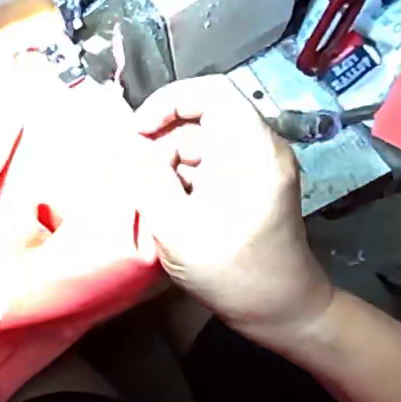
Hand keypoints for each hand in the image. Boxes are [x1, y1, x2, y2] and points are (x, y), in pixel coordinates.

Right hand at [134, 76, 335, 343]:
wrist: (282, 311)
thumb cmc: (232, 271)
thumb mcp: (176, 227)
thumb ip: (144, 180)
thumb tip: (118, 149)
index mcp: (250, 148)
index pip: (209, 91)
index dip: (167, 102)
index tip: (138, 133)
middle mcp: (261, 148)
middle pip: (203, 119)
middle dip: (162, 142)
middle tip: (135, 176)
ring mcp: (261, 166)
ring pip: (204, 144)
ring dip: (171, 165)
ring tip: (151, 199)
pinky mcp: (255, 185)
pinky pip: (214, 165)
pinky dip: (186, 178)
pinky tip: (170, 208)